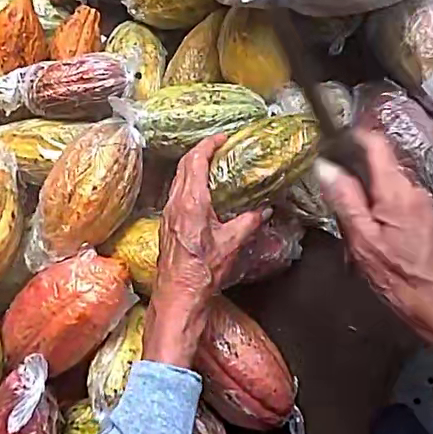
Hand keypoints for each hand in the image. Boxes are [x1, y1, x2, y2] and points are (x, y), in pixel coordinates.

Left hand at [144, 134, 266, 368]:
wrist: (179, 295)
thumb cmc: (201, 272)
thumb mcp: (233, 243)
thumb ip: (250, 221)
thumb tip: (265, 210)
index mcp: (190, 201)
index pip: (195, 160)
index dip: (208, 144)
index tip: (221, 138)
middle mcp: (175, 203)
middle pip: (183, 165)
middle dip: (200, 151)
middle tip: (218, 146)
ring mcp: (168, 214)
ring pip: (177, 179)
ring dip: (193, 167)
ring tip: (212, 164)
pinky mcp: (167, 225)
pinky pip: (176, 193)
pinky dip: (189, 183)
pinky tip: (202, 192)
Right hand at [315, 130, 432, 362]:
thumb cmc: (401, 280)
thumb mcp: (363, 241)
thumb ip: (345, 200)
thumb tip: (325, 167)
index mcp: (396, 191)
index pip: (375, 144)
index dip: (351, 136)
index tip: (329, 140)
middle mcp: (412, 190)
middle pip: (376, 164)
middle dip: (350, 175)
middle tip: (327, 192)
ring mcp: (419, 204)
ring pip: (381, 185)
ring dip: (360, 198)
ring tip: (345, 227)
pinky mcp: (420, 218)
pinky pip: (390, 201)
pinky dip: (372, 212)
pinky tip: (363, 238)